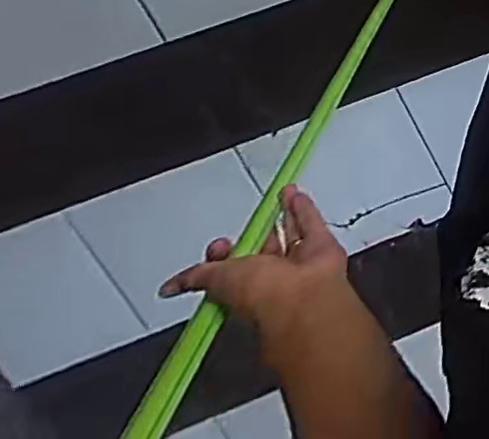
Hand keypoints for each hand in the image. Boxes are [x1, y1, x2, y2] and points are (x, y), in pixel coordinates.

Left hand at [159, 185, 352, 345]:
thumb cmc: (263, 295)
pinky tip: (296, 196)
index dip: (225, 254)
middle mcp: (271, 273)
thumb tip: (168, 288)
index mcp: (243, 285)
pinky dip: (304, 208)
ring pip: (290, 232)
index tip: (220, 244)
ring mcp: (297, 259)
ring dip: (285, 212)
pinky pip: (311, 222)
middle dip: (257, 231)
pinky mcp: (320, 245)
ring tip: (282, 195)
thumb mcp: (218, 280)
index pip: (231, 267)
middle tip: (254, 216)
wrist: (303, 292)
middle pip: (263, 247)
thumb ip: (197, 276)